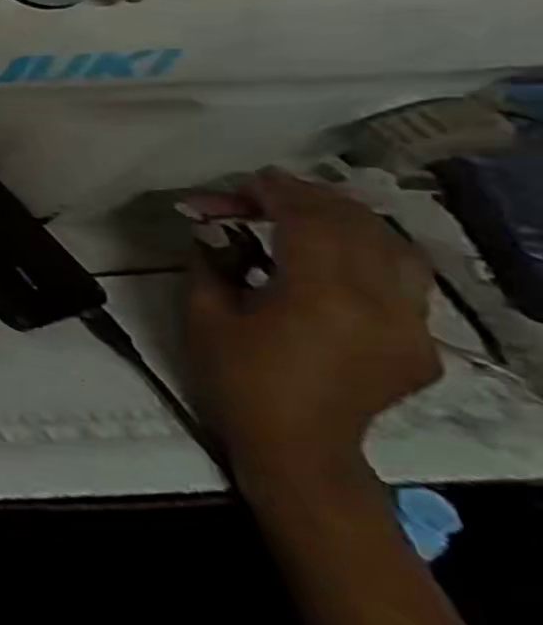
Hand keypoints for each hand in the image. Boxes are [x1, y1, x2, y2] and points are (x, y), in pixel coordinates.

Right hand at [185, 170, 438, 483]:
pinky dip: (371, 252)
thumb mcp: (204, 316)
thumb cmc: (237, 380)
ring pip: (395, 249)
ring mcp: (410, 325)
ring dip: (349, 220)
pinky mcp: (420, 341)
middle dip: (309, 200)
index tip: (250, 179)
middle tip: (266, 191)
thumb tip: (212, 230)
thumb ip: (211, 264)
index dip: (279, 194)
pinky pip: (404, 281)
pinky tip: (339, 252)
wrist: (296, 445)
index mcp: (320, 298)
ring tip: (308, 210)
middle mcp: (379, 304)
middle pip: (357, 228)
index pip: (309, 224)